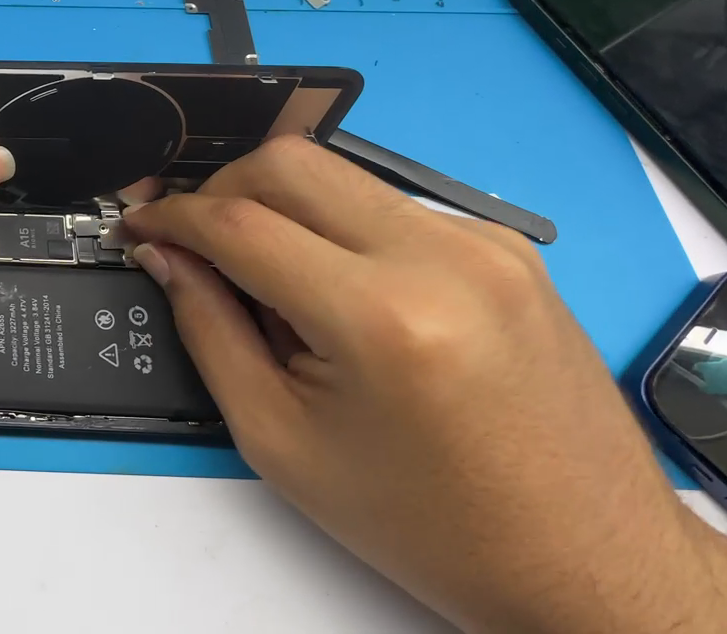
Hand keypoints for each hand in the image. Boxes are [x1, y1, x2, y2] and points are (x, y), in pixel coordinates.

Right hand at [122, 136, 726, 633]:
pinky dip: (329, 223)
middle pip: (286, 163)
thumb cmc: (419, 520)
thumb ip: (207, 328)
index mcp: (381, 317)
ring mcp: (484, 241)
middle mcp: (441, 254)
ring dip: (272, 205)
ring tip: (262, 274)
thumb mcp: (277, 438)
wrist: (591, 563)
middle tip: (191, 241)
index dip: (170, 216)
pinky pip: (382, 201)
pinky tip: (331, 284)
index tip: (135, 226)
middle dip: (216, 189)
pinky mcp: (505, 245)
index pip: (239, 223)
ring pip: (334, 172)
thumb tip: (163, 255)